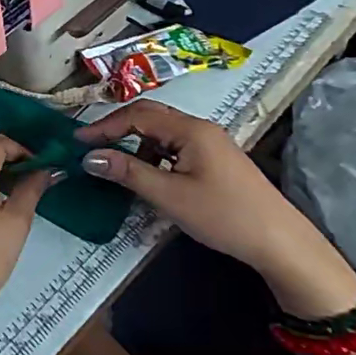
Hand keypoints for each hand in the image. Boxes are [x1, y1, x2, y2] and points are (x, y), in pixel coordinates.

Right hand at [74, 100, 355, 319]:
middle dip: (118, 128)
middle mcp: (200, 127)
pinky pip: (176, 147)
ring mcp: (210, 142)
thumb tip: (90, 157)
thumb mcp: (170, 196)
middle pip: (151, 116)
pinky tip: (148, 176)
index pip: (138, 115)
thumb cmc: (223, 215)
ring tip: (115, 165)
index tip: (77, 141)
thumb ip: (129, 172)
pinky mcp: (215, 159)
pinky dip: (155, 156)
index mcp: (190, 129)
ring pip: (163, 133)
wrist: (277, 239)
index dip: (105, 126)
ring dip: (137, 143)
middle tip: (90, 147)